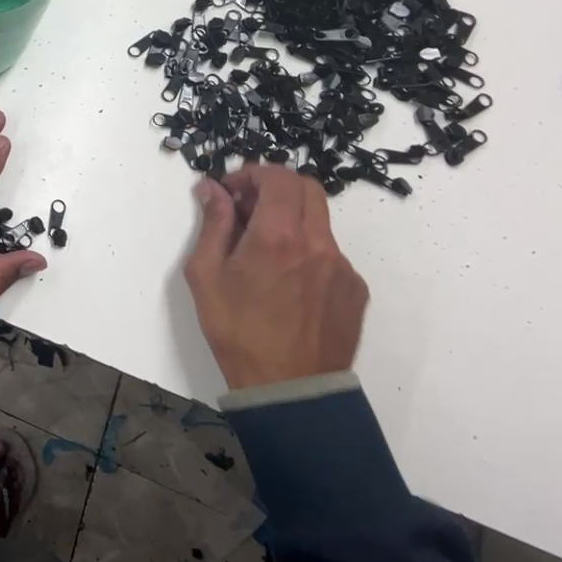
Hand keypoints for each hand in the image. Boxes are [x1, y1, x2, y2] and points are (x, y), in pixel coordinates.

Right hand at [183, 165, 368, 390]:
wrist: (289, 388)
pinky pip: (329, 252)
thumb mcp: (206, 273)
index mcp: (278, 235)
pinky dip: (305, 249)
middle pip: (307, 189)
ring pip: (318, 221)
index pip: (279, 177)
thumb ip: (213, 223)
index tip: (231, 189)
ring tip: (261, 249)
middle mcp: (318, 243)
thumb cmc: (236, 329)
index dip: (252, 173)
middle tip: (245, 207)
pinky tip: (284, 280)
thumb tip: (211, 189)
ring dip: (289, 219)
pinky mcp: (355, 289)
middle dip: (274, 187)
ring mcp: (342, 267)